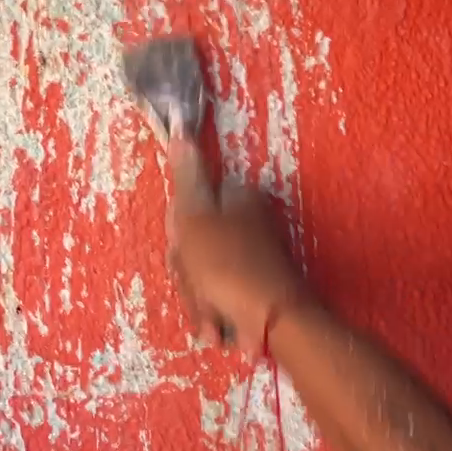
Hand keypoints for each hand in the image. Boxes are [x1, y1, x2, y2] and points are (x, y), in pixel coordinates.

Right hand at [170, 172, 308, 355]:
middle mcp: (250, 218)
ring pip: (205, 268)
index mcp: (237, 195)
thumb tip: (180, 127)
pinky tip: (216, 323)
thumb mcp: (195, 215)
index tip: (180, 244)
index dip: (179, 224)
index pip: (192, 198)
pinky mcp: (255, 284)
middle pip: (196, 236)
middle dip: (187, 266)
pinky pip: (220, 291)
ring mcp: (254, 253)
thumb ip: (187, 175)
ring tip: (208, 312)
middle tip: (193, 280)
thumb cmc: (225, 265)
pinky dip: (213, 307)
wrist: (273, 323)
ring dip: (198, 292)